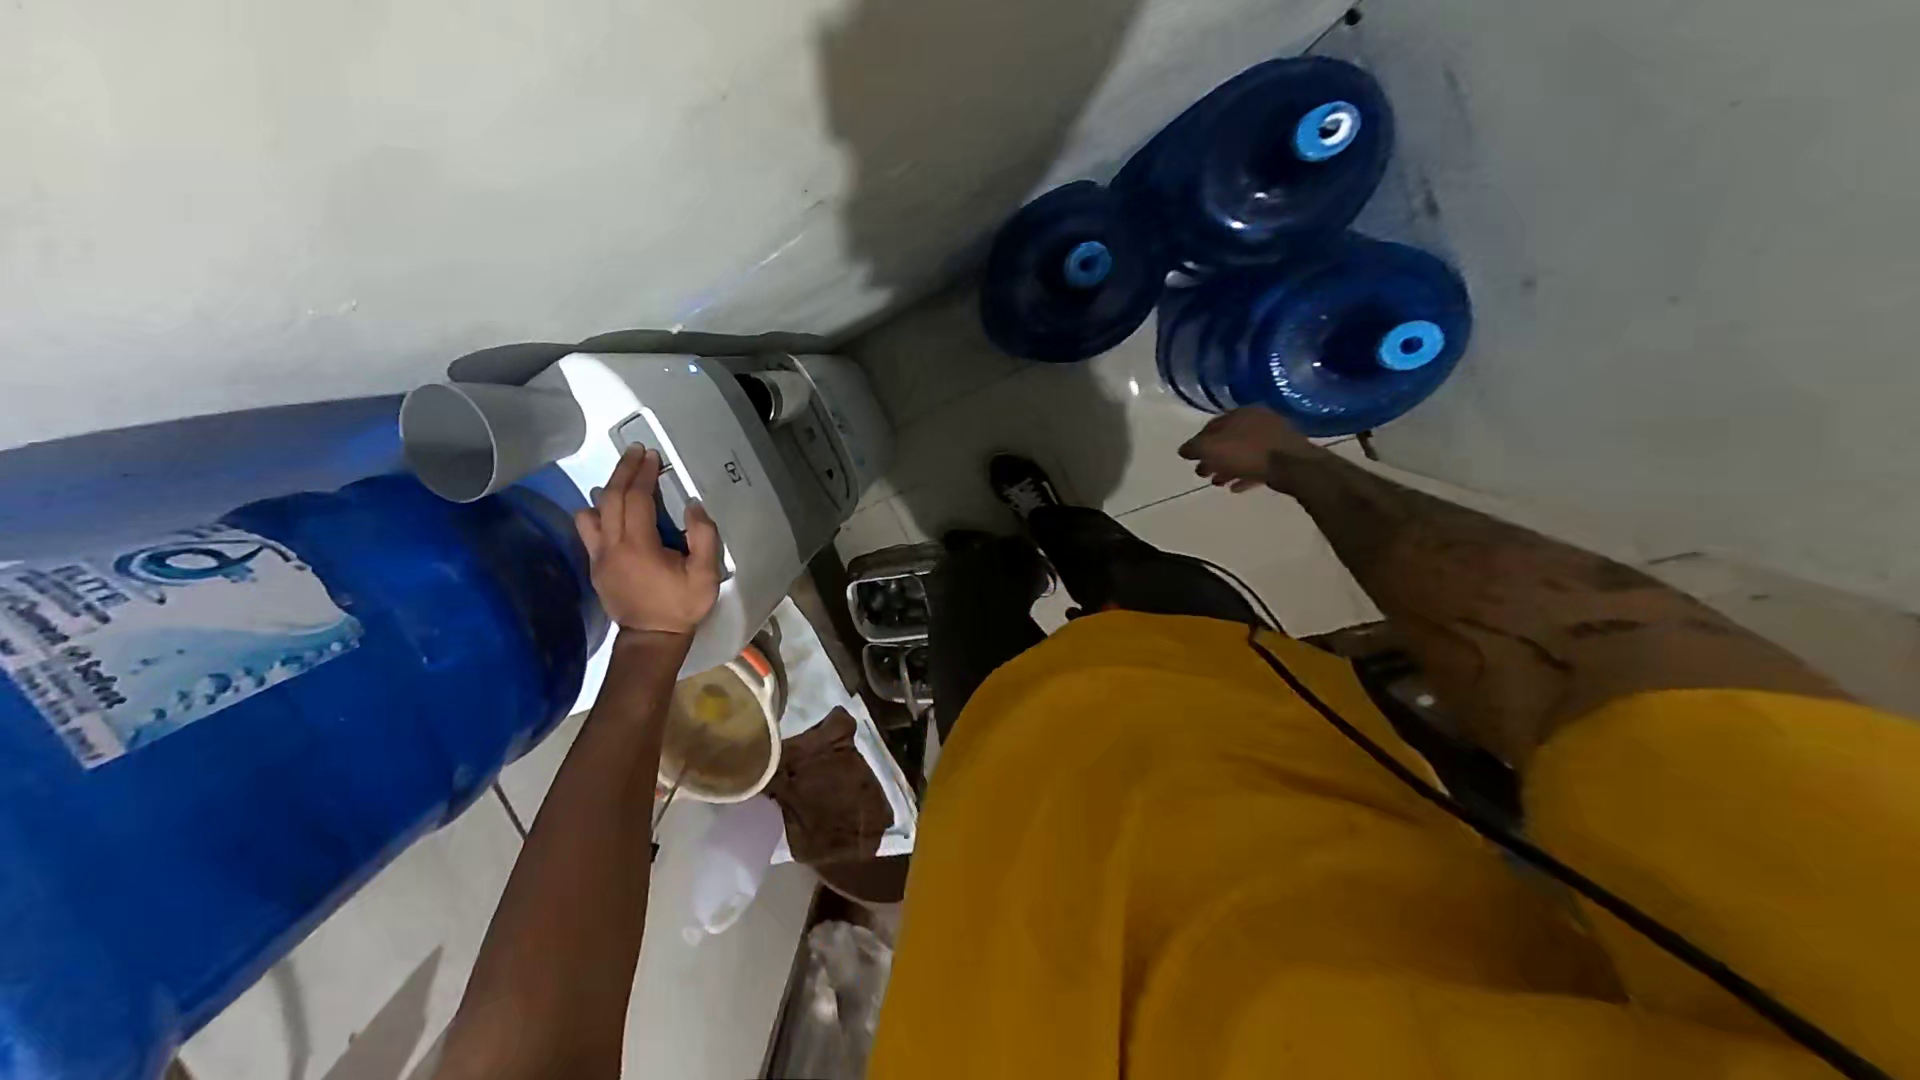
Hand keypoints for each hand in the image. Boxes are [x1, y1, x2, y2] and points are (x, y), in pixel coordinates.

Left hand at [574, 448, 722, 634]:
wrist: (651, 638)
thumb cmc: (681, 606)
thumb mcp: (706, 575)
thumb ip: (703, 538)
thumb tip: (693, 506)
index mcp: (638, 546)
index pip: (635, 498)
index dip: (643, 474)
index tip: (651, 456)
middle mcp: (611, 546)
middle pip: (610, 497)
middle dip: (623, 471)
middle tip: (636, 452)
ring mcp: (598, 556)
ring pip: (591, 512)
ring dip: (607, 491)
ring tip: (625, 481)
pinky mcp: (595, 565)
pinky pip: (588, 529)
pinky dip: (599, 512)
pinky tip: (614, 511)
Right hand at [1177, 407, 1326, 492]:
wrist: (1293, 465)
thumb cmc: (1248, 452)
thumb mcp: (1211, 449)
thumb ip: (1194, 448)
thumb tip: (1183, 450)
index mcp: (1240, 414)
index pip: (1212, 426)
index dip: (1199, 442)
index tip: (1191, 458)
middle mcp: (1258, 421)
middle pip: (1228, 440)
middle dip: (1213, 457)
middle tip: (1202, 473)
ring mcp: (1273, 438)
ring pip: (1243, 453)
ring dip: (1227, 468)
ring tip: (1217, 483)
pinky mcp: (1283, 455)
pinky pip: (1258, 465)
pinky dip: (1244, 474)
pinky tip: (1236, 487)